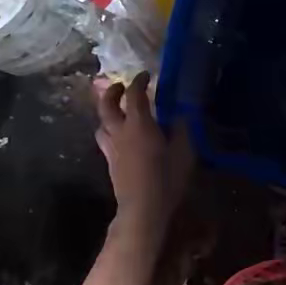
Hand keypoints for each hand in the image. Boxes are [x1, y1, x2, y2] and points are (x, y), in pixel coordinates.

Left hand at [95, 72, 192, 239]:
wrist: (142, 209)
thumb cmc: (166, 179)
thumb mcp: (183, 152)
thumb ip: (181, 129)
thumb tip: (181, 114)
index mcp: (139, 124)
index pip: (134, 94)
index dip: (139, 81)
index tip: (146, 75)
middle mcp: (120, 132)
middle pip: (107, 105)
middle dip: (112, 92)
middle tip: (121, 86)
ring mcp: (112, 148)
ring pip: (102, 124)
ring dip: (108, 113)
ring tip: (119, 113)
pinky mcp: (110, 163)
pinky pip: (105, 140)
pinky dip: (111, 132)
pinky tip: (122, 138)